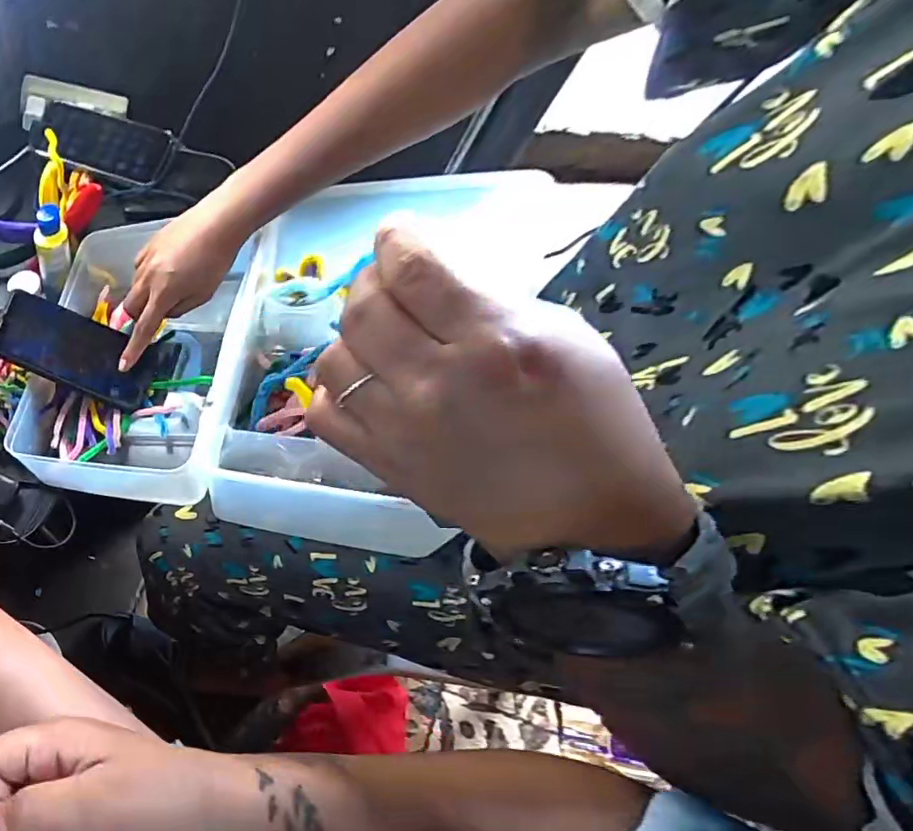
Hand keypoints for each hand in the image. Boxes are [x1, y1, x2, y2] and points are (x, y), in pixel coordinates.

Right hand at [0, 718, 240, 830]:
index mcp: (53, 739)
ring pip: (26, 802)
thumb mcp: (92, 807)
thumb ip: (32, 813)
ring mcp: (77, 777)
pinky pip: (52, 817)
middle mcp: (58, 753)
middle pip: (4, 780)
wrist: (227, 815)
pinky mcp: (94, 802)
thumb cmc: (159, 804)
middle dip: (4, 819)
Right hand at [118, 197, 253, 370]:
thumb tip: (164, 312)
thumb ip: (179, 309)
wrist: (220, 219)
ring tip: (166, 287)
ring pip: (134, 288)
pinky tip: (162, 270)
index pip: (143, 328)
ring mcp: (145, 259)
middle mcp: (148, 278)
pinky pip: (139, 269)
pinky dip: (146, 276)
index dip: (133, 349)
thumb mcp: (202, 295)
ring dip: (143, 296)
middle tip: (150, 319)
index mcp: (163, 294)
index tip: (123, 364)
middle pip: (130, 309)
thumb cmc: (216, 259)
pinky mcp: (148, 245)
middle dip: (135, 318)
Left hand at [303, 223, 694, 560]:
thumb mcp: (563, 338)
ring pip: (333, 361)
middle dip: (365, 281)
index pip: (416, 274)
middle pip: (363, 313)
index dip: (395, 242)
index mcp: (491, 342)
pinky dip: (327, 389)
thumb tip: (433, 281)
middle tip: (379, 278)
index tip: (391, 232)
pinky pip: (322, 413)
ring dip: (345, 336)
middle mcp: (432, 381)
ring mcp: (394, 425)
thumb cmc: (590, 421)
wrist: (573, 515)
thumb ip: (491, 304)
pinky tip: (351, 380)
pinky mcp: (375, 460)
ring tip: (370, 333)